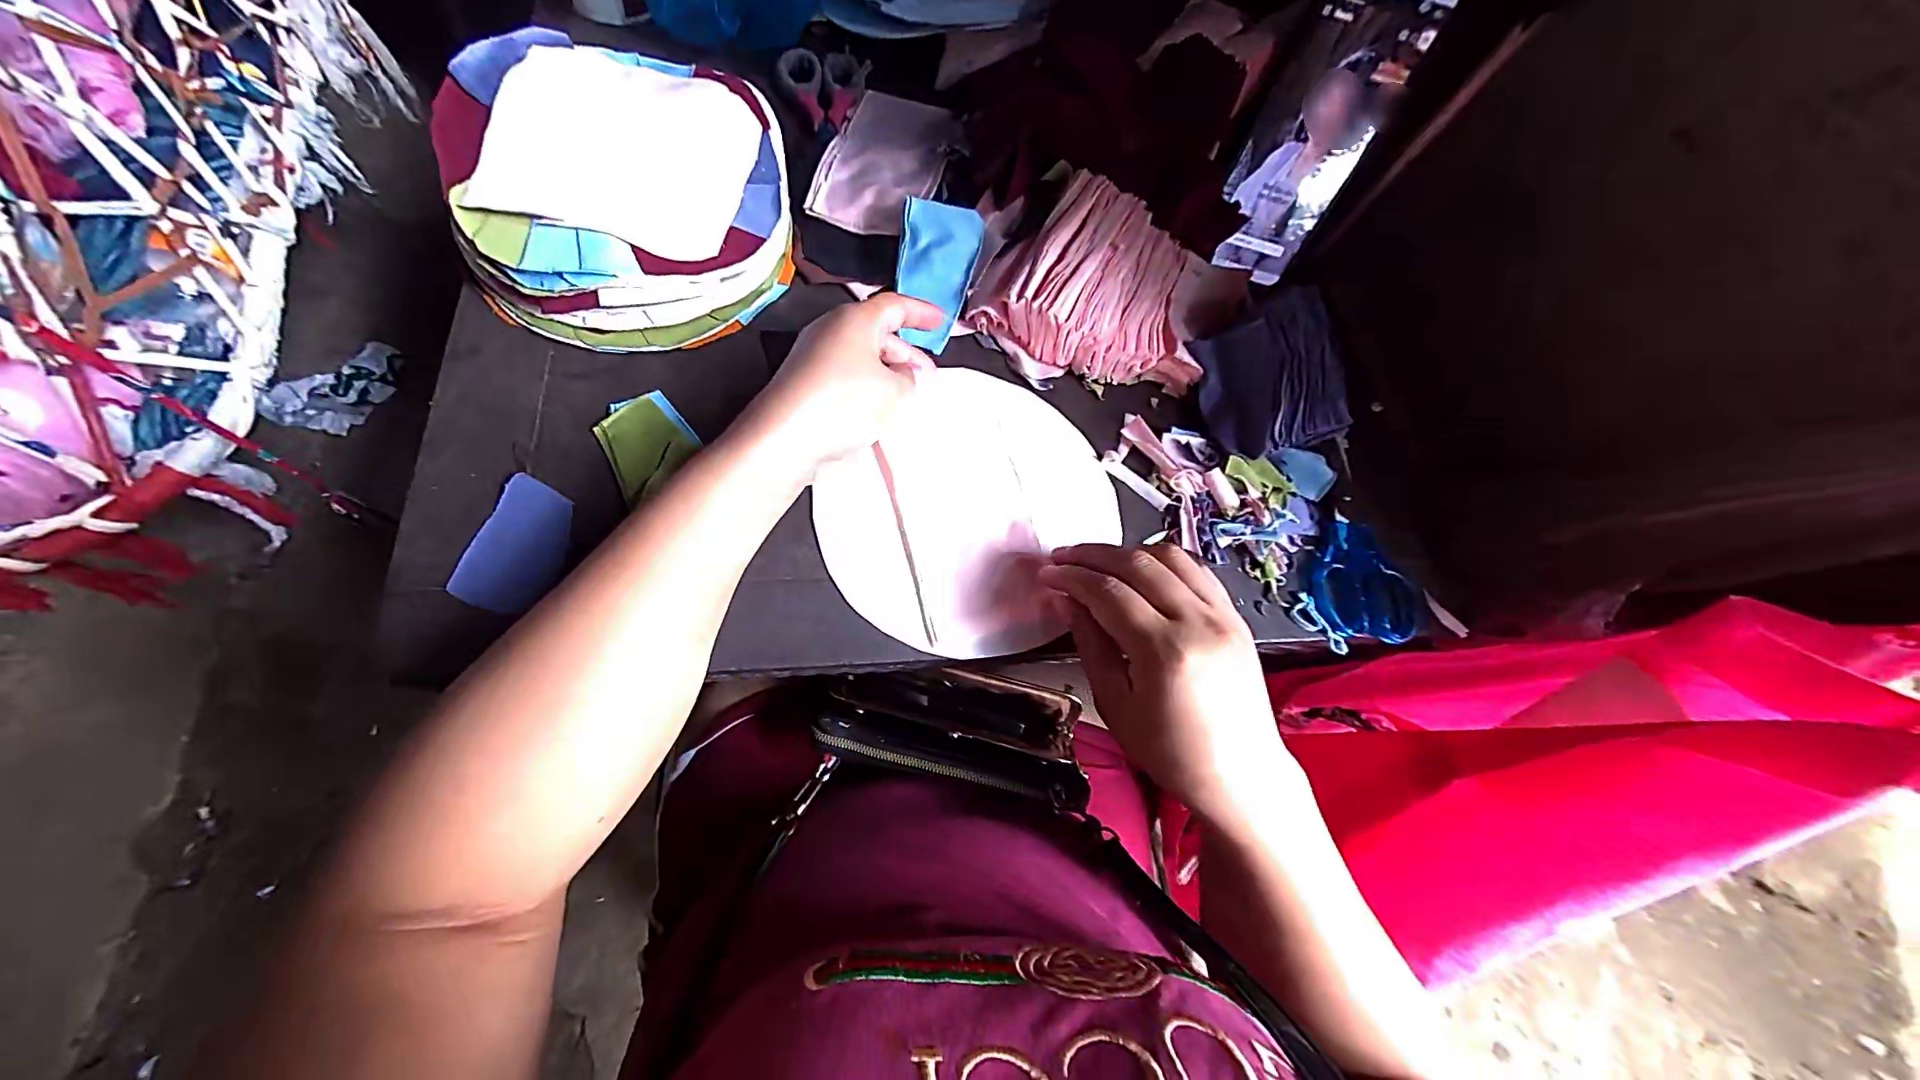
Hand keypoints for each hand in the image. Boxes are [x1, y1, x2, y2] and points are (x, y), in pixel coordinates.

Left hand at [735, 293, 945, 474]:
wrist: (784, 437)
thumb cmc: (841, 404)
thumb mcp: (894, 390)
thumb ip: (910, 378)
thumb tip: (906, 374)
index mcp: (855, 318)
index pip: (896, 304)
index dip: (921, 312)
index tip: (939, 321)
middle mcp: (831, 329)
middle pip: (877, 331)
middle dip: (906, 350)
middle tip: (926, 373)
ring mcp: (814, 354)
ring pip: (861, 354)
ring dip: (886, 370)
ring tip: (905, 394)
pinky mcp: (805, 380)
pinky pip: (845, 372)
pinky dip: (866, 383)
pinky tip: (876, 406)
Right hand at [1038, 544, 1302, 831]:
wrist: (1241, 774)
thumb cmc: (1174, 753)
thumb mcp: (1116, 705)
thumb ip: (1091, 645)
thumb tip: (1069, 602)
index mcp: (1165, 652)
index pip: (1109, 592)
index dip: (1072, 577)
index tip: (1049, 574)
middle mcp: (1199, 624)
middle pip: (1138, 564)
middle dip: (1093, 555)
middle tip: (1064, 558)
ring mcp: (1223, 617)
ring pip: (1171, 557)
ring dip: (1128, 551)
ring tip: (1099, 561)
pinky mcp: (1236, 618)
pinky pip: (1197, 571)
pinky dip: (1164, 562)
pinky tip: (1143, 569)